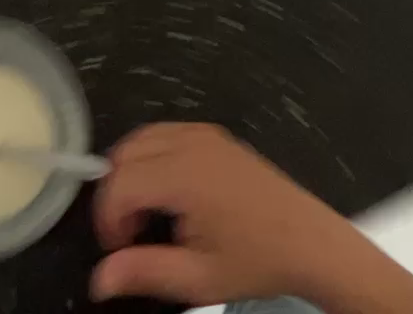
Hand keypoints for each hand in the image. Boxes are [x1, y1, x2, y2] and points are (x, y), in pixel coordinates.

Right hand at [90, 124, 412, 313]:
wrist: (312, 243)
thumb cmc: (259, 261)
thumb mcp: (199, 279)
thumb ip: (144, 273)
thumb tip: (100, 279)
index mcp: (184, 176)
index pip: (120, 183)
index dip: (108, 218)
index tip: (119, 248)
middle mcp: (190, 143)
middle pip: (123, 155)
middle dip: (116, 195)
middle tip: (132, 234)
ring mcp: (202, 133)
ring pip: (140, 139)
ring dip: (131, 173)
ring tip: (150, 216)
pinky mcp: (212, 134)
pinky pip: (163, 133)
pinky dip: (151, 157)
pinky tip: (168, 193)